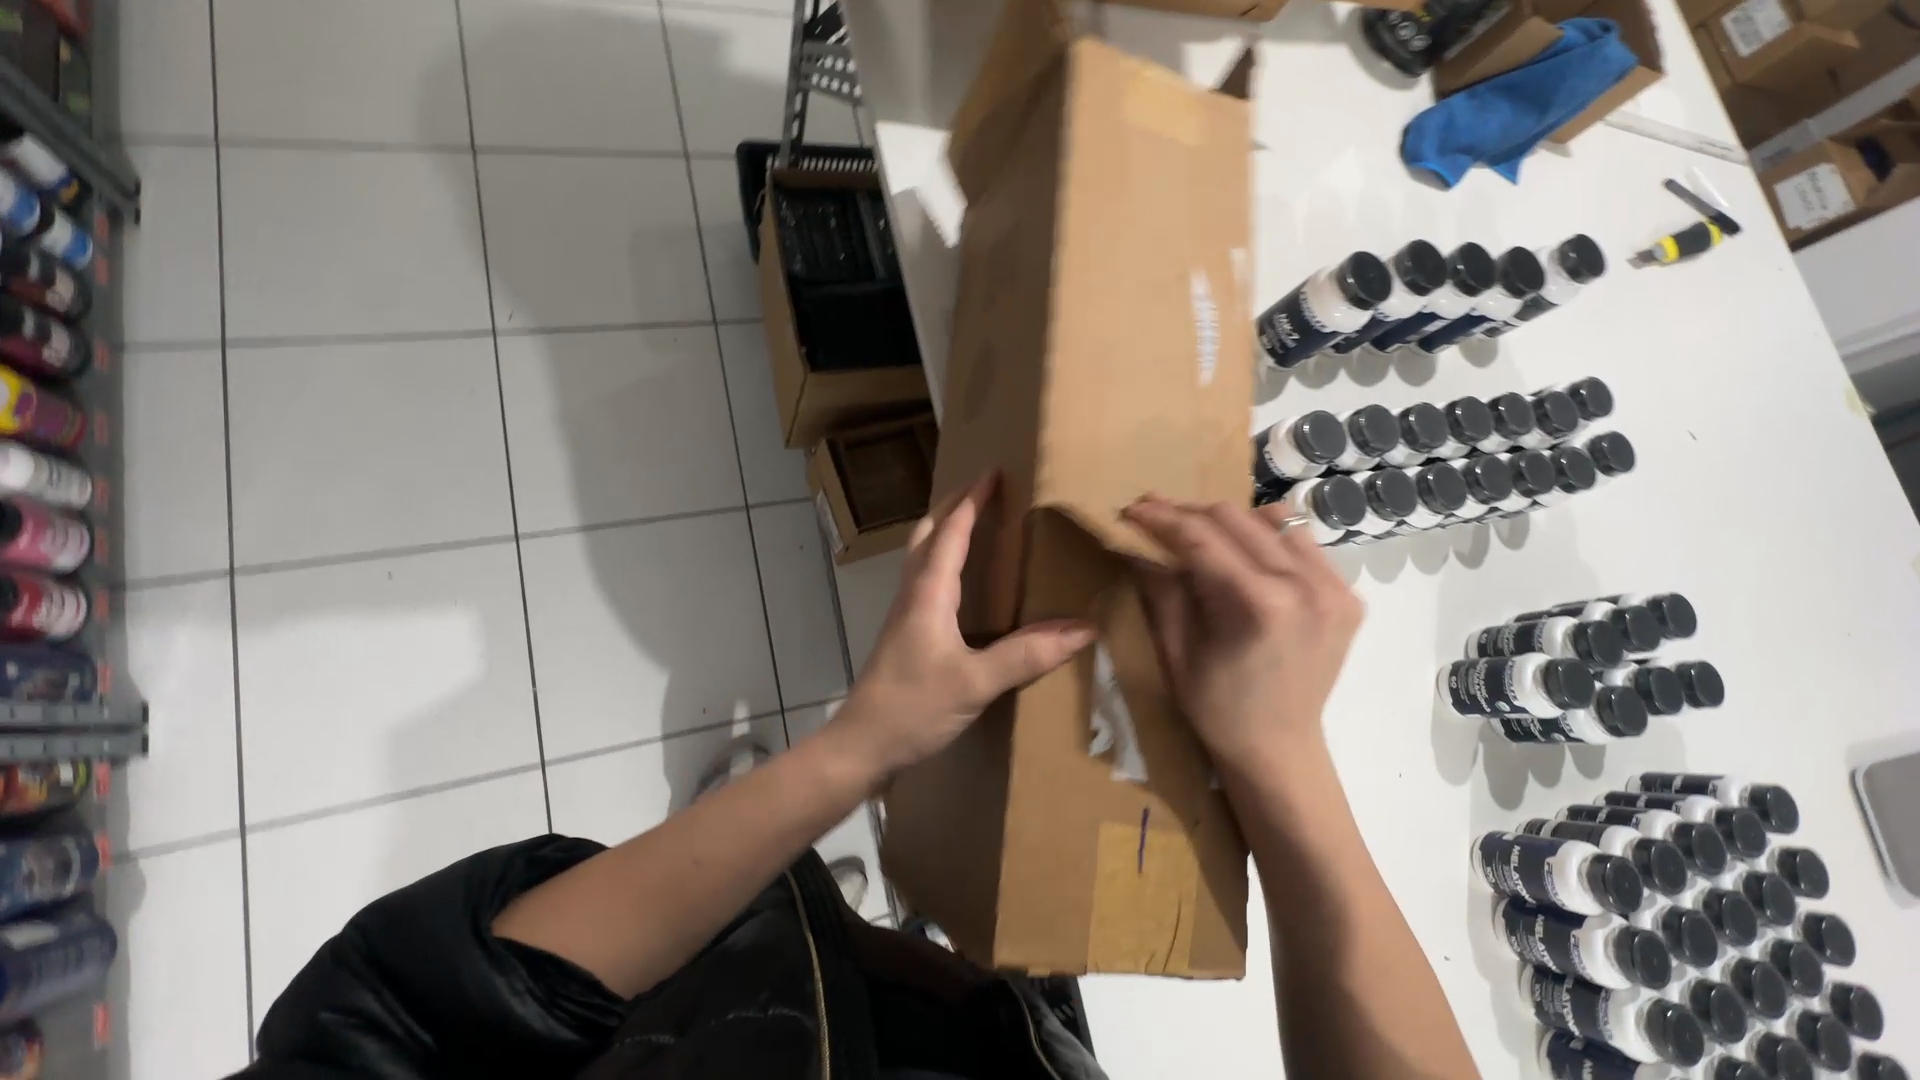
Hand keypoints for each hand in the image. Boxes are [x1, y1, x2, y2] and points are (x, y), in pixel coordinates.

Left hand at [830, 473, 1096, 779]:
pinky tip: (959, 582)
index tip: (995, 472)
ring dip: (943, 530)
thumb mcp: (976, 682)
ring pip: (921, 556)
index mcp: (928, 593)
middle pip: (927, 534)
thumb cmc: (913, 708)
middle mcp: (912, 594)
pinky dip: (941, 561)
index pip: (951, 532)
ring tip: (972, 523)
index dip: (973, 501)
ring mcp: (904, 614)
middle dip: (953, 505)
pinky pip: (923, 580)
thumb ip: (1027, 655)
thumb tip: (1082, 629)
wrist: (862, 745)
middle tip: (983, 490)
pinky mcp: (904, 634)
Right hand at [1122, 496, 1362, 768]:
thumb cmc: (1217, 708)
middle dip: (1187, 513)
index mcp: (1259, 604)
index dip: (1161, 518)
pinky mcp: (1347, 595)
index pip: (1201, 537)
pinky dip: (1266, 539)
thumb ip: (1160, 586)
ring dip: (1227, 520)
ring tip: (1197, 533)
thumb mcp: (1175, 648)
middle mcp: (1305, 585)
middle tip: (1153, 514)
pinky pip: (1301, 543)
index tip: (1131, 508)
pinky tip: (1242, 555)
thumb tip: (1132, 542)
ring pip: (1271, 520)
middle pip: (1234, 518)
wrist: (1278, 749)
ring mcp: (1333, 588)